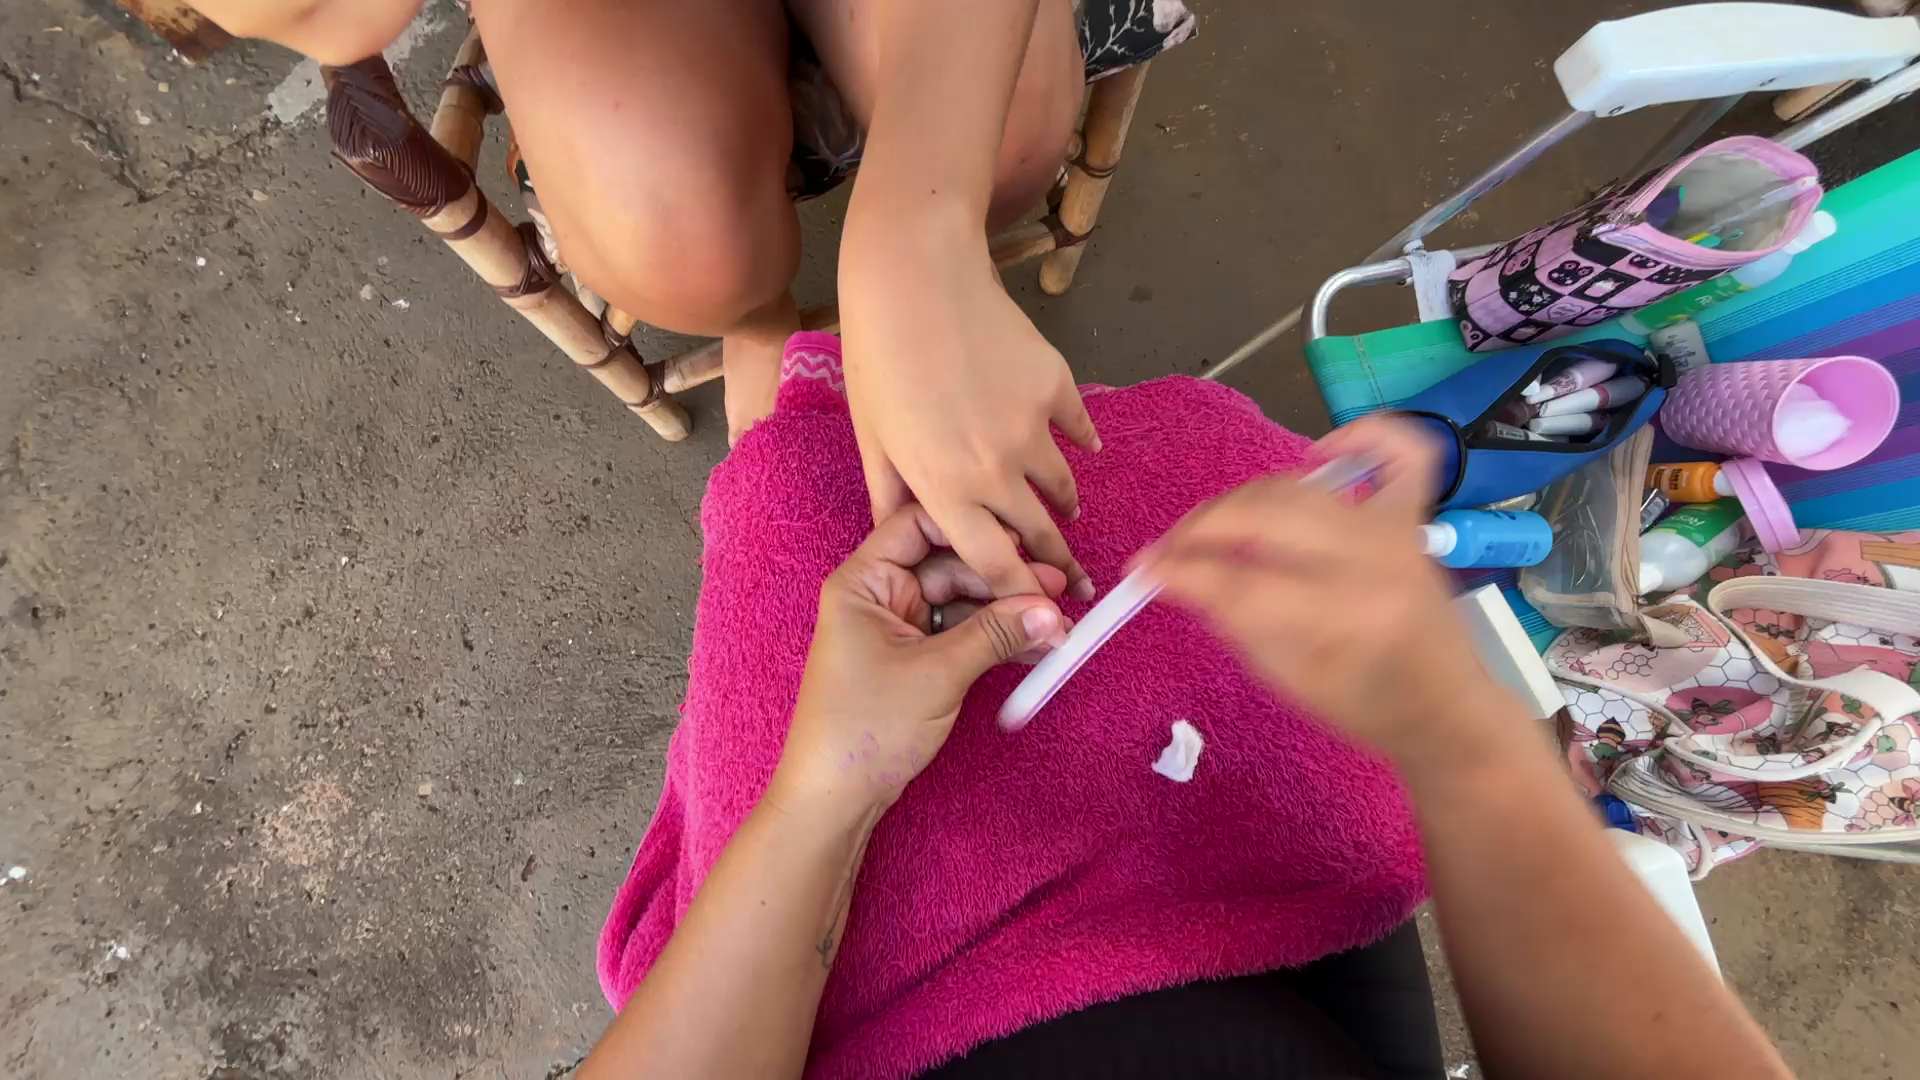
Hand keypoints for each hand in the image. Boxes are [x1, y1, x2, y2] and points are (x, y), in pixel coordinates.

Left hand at [772, 504, 1071, 818]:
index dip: (971, 528)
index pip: (920, 525)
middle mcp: (880, 593)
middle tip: (1059, 590)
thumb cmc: (866, 727)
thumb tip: (1051, 610)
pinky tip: (1036, 646)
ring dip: (1007, 614)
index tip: (1024, 538)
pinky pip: (961, 633)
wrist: (836, 798)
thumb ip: (995, 635)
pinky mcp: (915, 655)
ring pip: (961, 602)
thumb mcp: (937, 674)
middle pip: (950, 566)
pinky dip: (995, 639)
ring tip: (1058, 625)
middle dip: (1004, 581)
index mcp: (864, 581)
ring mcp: (899, 625)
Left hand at [840, 225, 1098, 603]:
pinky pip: (1079, 429)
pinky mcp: (1056, 388)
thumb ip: (892, 495)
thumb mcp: (872, 436)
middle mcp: (996, 471)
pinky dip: (1081, 443)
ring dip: (1065, 505)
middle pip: (1038, 534)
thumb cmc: (877, 358)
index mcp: (945, 490)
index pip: (994, 564)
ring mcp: (1033, 429)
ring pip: (1063, 486)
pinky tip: (1082, 446)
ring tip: (1068, 511)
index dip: (1020, 595)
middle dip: (1057, 562)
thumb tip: (900, 533)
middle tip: (1073, 576)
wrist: (914, 276)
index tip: (1042, 609)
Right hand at [1147, 415, 1514, 760]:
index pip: (1241, 580)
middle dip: (1198, 530)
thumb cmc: (1358, 705)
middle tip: (1166, 551)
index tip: (1139, 572)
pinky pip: (1401, 452)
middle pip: (1263, 518)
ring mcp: (1396, 530)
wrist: (1444, 710)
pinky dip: (1362, 438)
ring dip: (1239, 503)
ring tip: (1211, 528)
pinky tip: (1318, 455)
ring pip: (1294, 488)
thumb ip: (1225, 616)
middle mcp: (1373, 560)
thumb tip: (1168, 573)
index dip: (1180, 572)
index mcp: (1345, 617)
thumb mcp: (1280, 676)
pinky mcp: (1412, 518)